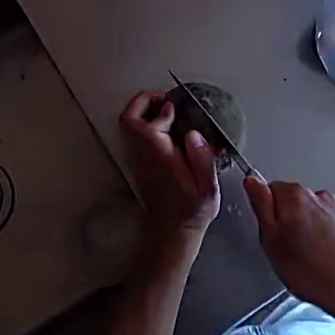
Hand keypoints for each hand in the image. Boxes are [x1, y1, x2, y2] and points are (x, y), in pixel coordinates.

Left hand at [118, 91, 219, 246]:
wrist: (172, 234)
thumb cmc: (192, 211)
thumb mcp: (207, 187)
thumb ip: (202, 158)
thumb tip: (193, 133)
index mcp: (159, 156)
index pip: (145, 124)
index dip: (160, 109)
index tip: (177, 110)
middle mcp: (143, 155)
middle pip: (128, 119)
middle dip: (145, 101)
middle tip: (168, 101)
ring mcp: (139, 159)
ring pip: (129, 126)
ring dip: (146, 112)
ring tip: (170, 111)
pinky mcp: (141, 164)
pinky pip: (137, 135)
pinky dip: (149, 124)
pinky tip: (170, 129)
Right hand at [244, 178, 334, 330]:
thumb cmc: (313, 271)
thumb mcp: (272, 241)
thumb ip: (261, 206)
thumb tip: (252, 182)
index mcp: (294, 196)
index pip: (270, 189)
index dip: (267, 213)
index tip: (270, 232)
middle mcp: (317, 195)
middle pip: (292, 200)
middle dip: (287, 220)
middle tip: (287, 249)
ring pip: (311, 212)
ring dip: (307, 228)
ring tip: (308, 258)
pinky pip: (329, 223)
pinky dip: (325, 235)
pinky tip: (324, 257)